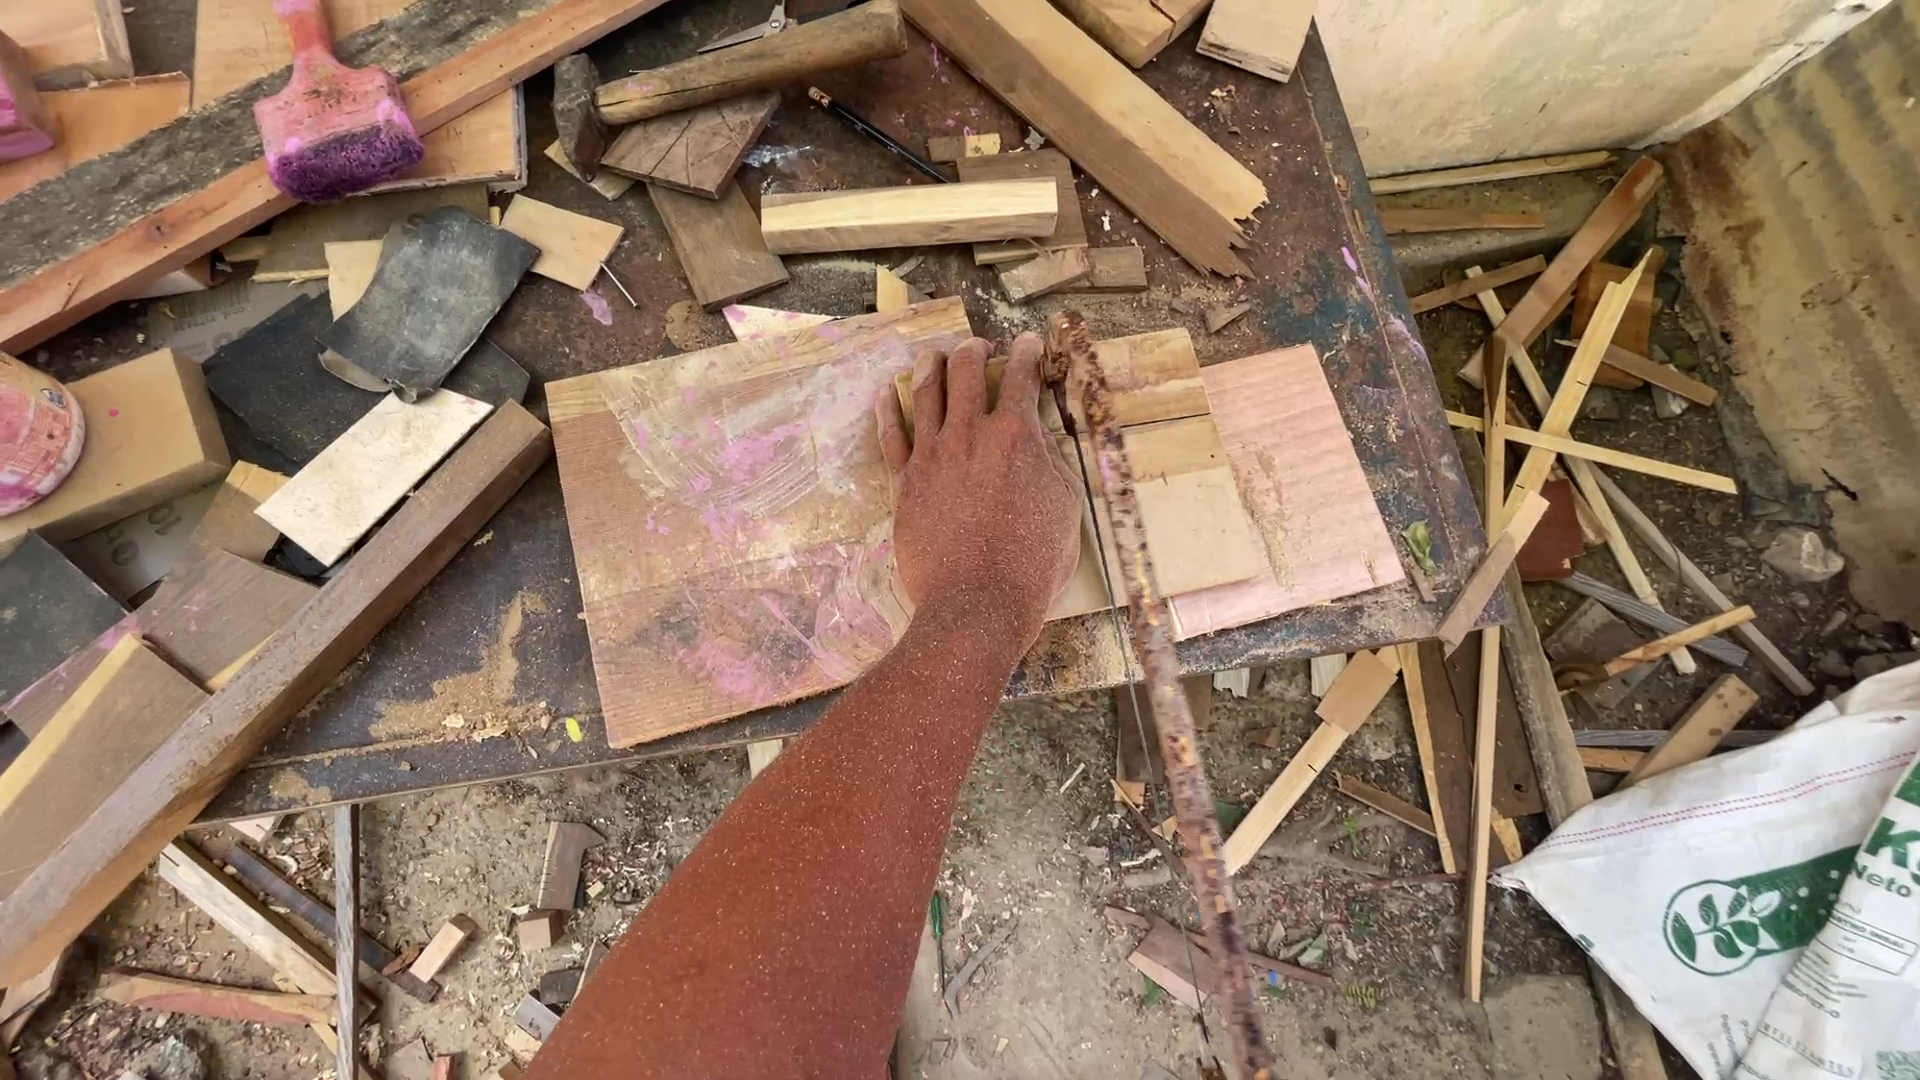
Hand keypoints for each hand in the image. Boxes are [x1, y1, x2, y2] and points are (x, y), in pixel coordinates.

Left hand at [875, 334, 1082, 639]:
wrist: (976, 604)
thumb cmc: (1031, 563)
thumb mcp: (1065, 508)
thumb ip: (1051, 464)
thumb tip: (1040, 440)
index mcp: (1016, 435)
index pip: (1022, 377)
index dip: (1027, 354)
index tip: (1028, 344)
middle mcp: (970, 433)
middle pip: (966, 371)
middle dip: (973, 350)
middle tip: (976, 347)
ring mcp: (932, 455)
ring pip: (925, 393)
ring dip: (930, 366)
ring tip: (933, 354)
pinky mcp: (904, 482)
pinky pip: (891, 436)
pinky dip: (888, 409)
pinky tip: (886, 393)